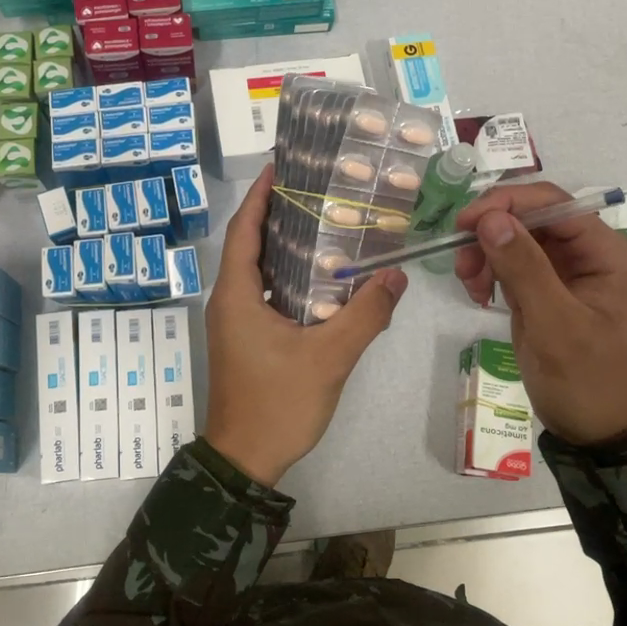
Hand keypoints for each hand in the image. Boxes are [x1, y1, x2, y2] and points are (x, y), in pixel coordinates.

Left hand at [202, 165, 408, 487]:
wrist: (245, 460)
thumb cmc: (278, 404)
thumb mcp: (329, 358)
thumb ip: (365, 314)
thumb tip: (396, 274)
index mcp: (237, 294)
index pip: (244, 229)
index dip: (260, 194)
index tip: (283, 164)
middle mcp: (230, 300)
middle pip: (251, 243)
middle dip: (279, 213)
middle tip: (319, 188)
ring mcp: (236, 321)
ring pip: (259, 269)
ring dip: (285, 245)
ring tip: (326, 221)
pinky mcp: (246, 339)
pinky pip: (265, 292)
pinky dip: (289, 276)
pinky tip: (323, 276)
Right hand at [454, 183, 626, 444]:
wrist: (593, 428)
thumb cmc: (584, 378)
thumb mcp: (554, 324)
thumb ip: (524, 268)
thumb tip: (491, 219)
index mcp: (604, 252)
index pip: (553, 203)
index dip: (507, 203)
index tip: (466, 224)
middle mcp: (586, 251)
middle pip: (530, 215)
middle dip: (491, 231)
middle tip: (461, 261)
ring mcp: (563, 269)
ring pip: (513, 235)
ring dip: (484, 251)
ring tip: (469, 285)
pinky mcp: (542, 286)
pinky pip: (508, 260)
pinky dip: (487, 270)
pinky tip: (478, 294)